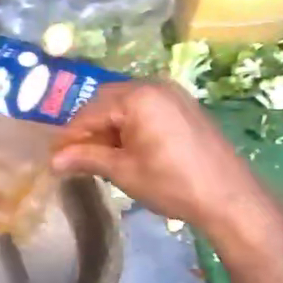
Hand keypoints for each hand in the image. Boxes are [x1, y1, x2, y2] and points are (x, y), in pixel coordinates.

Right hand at [51, 81, 271, 238]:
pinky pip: (146, 108)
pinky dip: (130, 125)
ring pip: (126, 104)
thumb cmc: (171, 183)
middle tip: (75, 157)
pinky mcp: (184, 106)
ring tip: (100, 156)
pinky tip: (126, 149)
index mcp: (137, 96)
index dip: (69, 136)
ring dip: (109, 127)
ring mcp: (172, 93)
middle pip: (106, 102)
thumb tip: (53, 162)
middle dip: (89, 128)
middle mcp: (154, 85)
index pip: (89, 112)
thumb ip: (86, 159)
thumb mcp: (123, 171)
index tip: (54, 157)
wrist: (229, 197)